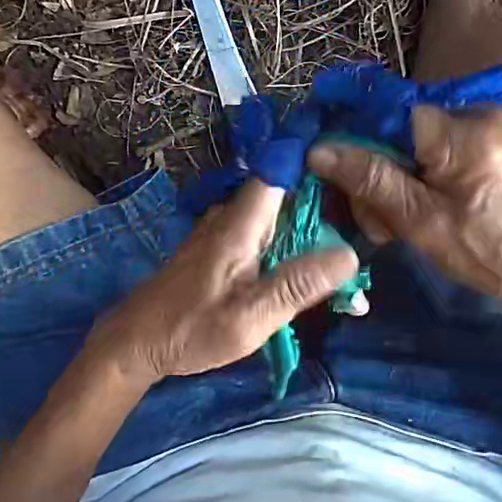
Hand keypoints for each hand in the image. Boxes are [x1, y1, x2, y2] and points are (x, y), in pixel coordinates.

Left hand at [87, 180, 358, 383]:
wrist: (135, 341)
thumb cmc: (190, 331)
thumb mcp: (250, 318)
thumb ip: (296, 285)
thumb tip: (350, 253)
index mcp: (238, 225)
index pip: (277, 171)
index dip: (312, 160)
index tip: (350, 162)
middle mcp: (229, 217)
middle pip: (281, 191)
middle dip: (320, 197)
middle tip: (365, 212)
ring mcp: (221, 231)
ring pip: (272, 211)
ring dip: (305, 220)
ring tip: (347, 233)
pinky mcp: (219, 247)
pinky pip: (261, 229)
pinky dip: (286, 237)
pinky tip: (307, 256)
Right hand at [309, 107, 501, 323]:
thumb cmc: (489, 253)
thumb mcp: (420, 220)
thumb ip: (369, 178)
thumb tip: (317, 149)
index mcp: (460, 128)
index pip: (385, 112)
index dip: (353, 140)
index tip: (333, 176)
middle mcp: (471, 116)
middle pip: (394, 131)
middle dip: (374, 176)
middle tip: (377, 224)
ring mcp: (478, 132)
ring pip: (407, 147)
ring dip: (391, 187)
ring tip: (396, 230)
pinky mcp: (480, 151)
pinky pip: (429, 156)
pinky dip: (413, 185)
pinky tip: (412, 218)